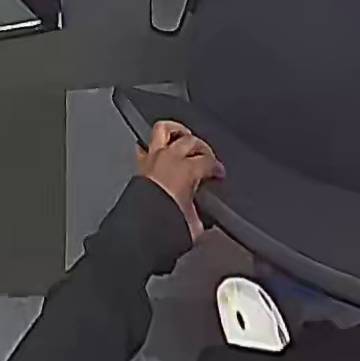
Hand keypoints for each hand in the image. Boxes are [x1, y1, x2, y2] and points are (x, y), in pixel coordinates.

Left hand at [136, 121, 224, 240]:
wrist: (139, 231)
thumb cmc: (165, 225)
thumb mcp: (195, 223)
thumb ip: (202, 212)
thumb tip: (203, 214)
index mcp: (187, 169)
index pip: (208, 161)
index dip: (217, 167)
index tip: (220, 173)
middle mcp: (170, 158)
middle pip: (191, 140)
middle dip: (202, 147)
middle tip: (206, 156)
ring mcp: (153, 157)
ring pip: (164, 129)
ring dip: (176, 130)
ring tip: (184, 135)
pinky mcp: (140, 164)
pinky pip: (145, 146)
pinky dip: (153, 145)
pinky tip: (158, 149)